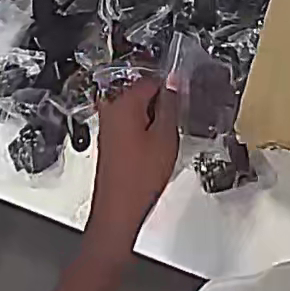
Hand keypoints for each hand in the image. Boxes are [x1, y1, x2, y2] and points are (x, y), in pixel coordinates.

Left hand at [87, 78, 178, 255]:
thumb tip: (173, 83)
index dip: (170, 89)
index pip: (152, 80)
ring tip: (163, 140)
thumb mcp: (166, 137)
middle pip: (142, 93)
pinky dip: (141, 130)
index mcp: (124, 102)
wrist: (118, 209)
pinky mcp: (108, 138)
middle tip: (173, 124)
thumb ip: (170, 105)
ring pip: (136, 109)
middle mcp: (111, 108)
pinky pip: (128, 123)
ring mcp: (107, 123)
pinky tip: (151, 149)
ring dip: (151, 119)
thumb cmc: (139, 178)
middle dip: (160, 105)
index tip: (182, 99)